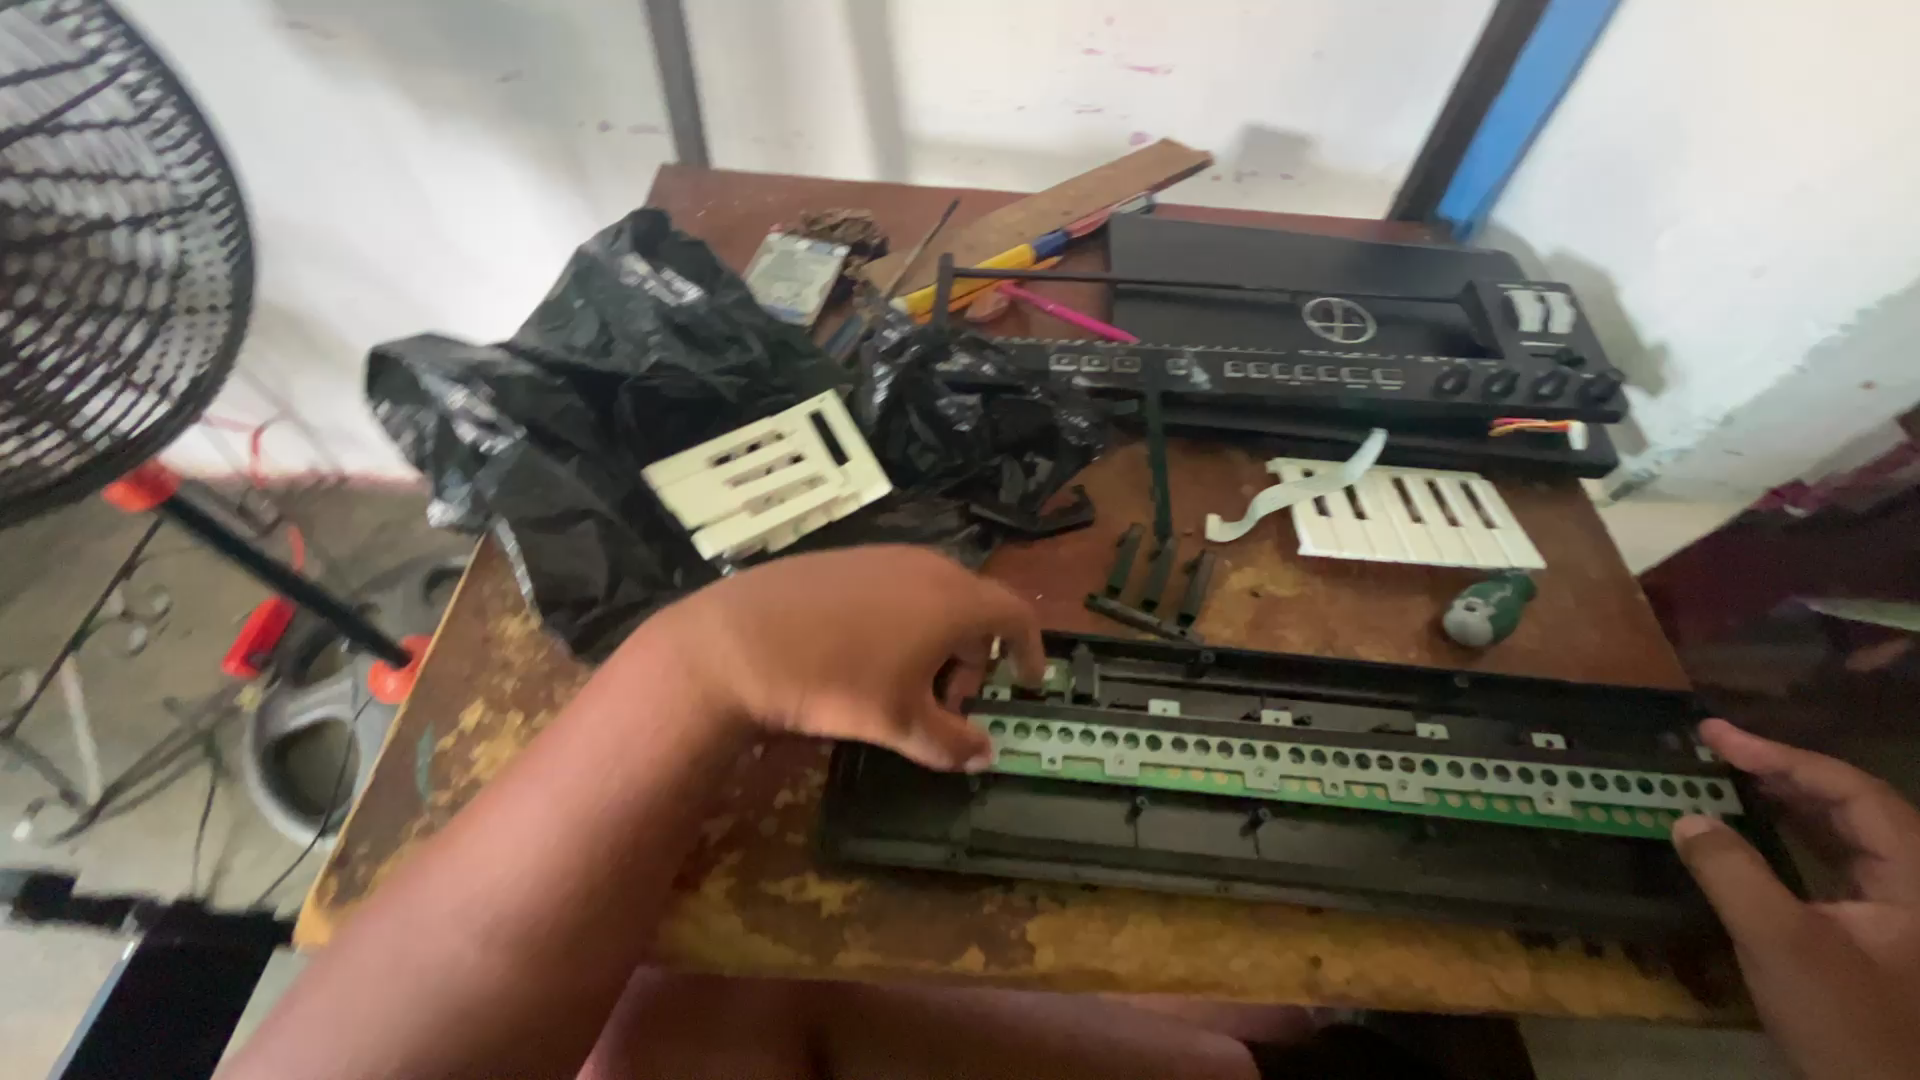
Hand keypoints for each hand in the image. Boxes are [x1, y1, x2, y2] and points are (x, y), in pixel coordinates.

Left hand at [639, 545, 1044, 771]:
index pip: (1016, 614)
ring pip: (933, 594)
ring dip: (937, 637)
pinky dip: (902, 618)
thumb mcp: (899, 724)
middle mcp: (927, 566)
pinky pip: (895, 586)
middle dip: (974, 655)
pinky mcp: (846, 557)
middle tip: (950, 700)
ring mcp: (883, 555)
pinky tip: (862, 652)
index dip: (1030, 649)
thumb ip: (952, 743)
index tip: (1027, 680)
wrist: (738, 640)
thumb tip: (985, 756)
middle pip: (974, 607)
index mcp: (954, 600)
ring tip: (904, 679)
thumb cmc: (837, 682)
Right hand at [1671, 718, 1919, 1079]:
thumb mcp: (1781, 945)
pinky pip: (1842, 862)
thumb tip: (1688, 818)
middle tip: (1714, 745)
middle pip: (1860, 807)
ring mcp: (1909, 913)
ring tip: (1728, 773)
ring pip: (1852, 834)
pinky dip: (1794, 834)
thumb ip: (1731, 872)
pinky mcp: (1887, 935)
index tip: (1714, 734)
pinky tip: (1754, 828)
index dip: (1782, 756)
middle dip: (1784, 769)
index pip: (1855, 793)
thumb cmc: (1852, 1024)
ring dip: (1788, 798)